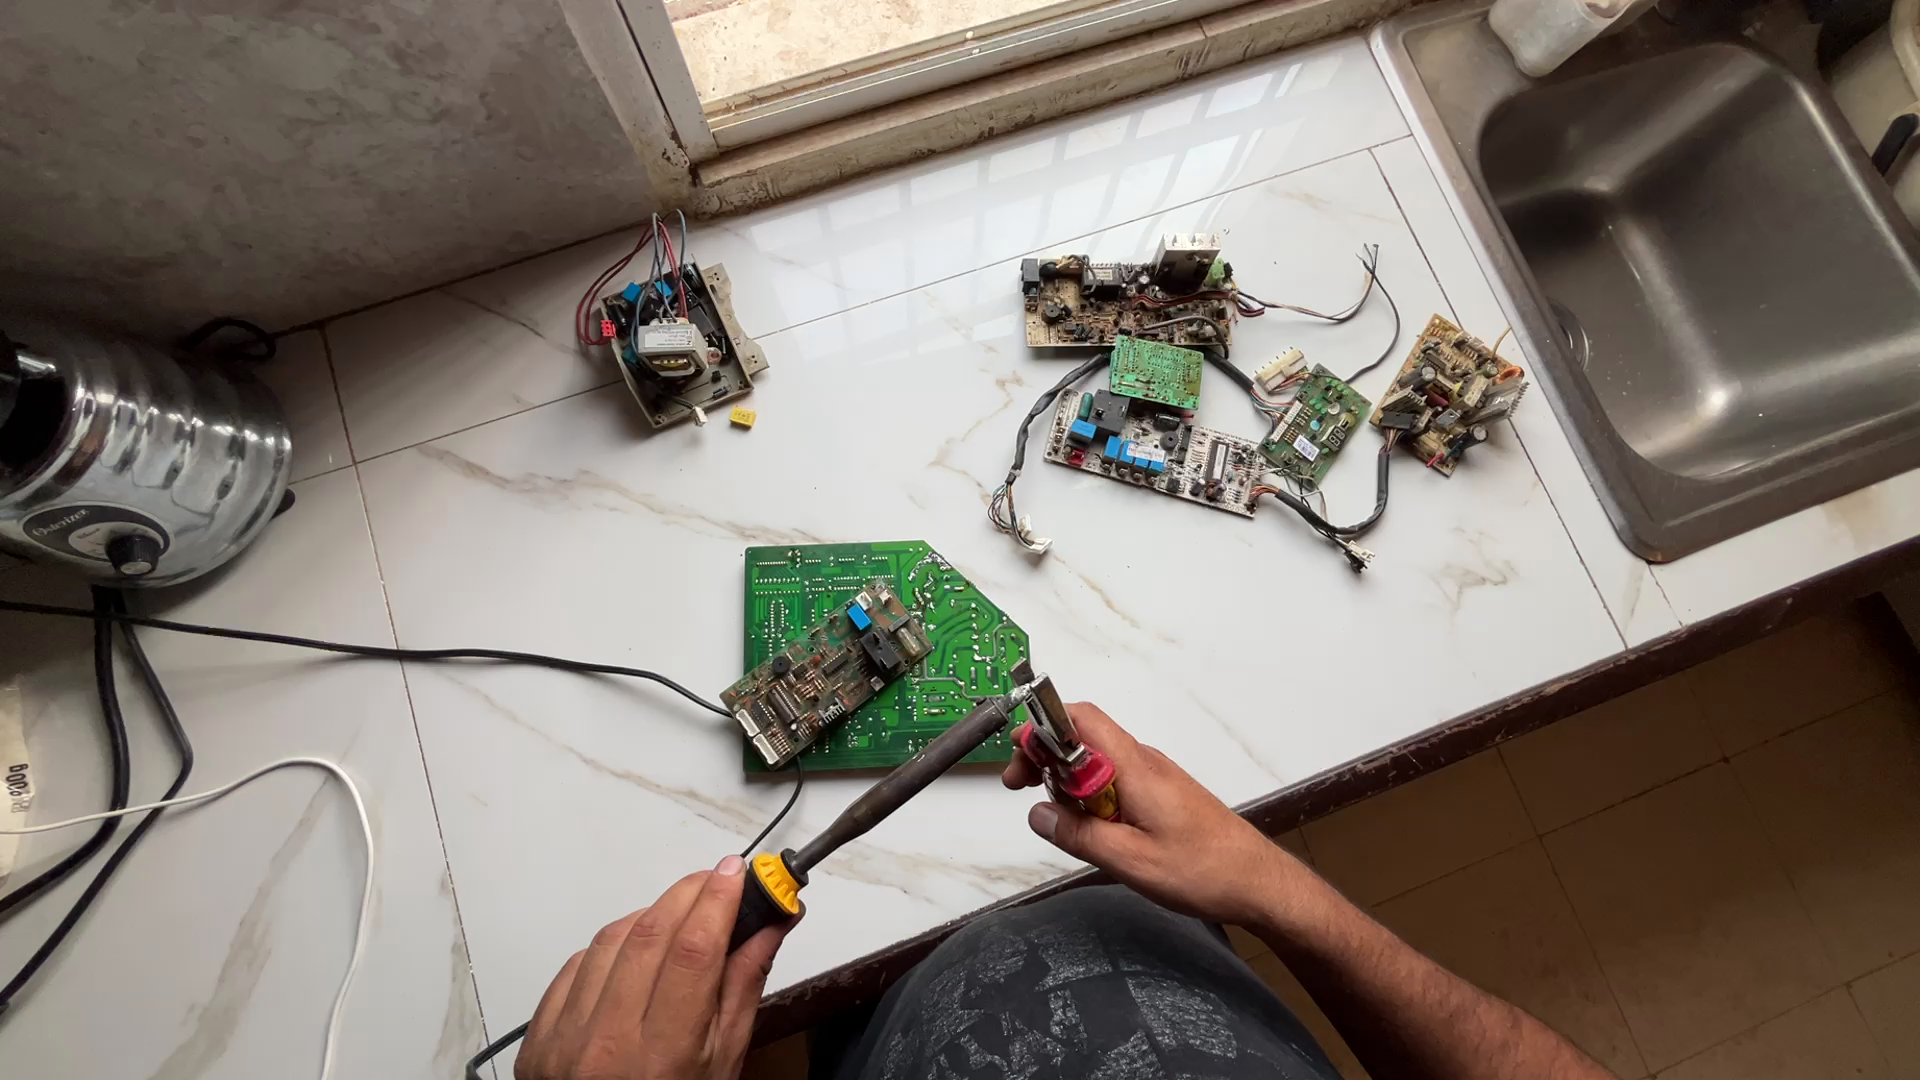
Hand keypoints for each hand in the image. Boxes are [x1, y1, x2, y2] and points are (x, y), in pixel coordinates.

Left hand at [517, 856, 793, 1079]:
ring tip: (682, 913)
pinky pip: (577, 964)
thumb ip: (745, 985)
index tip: (737, 869)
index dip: (719, 900)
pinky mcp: (538, 1038)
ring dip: (655, 911)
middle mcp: (606, 1043)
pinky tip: (636, 948)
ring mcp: (563, 1039)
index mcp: (663, 1055)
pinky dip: (613, 942)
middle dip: (691, 891)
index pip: (693, 952)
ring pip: (613, 939)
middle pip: (652, 933)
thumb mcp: (724, 1061)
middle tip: (718, 878)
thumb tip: (774, 919)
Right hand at [1003, 702, 1305, 926]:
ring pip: (1095, 759)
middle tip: (1022, 788)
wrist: (1259, 882)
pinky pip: (1113, 778)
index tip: (1020, 756)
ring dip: (1067, 778)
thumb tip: (1037, 814)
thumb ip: (1078, 835)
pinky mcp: (1158, 791)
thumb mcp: (1130, 860)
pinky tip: (1089, 824)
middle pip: (1082, 737)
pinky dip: (1089, 792)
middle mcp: (1141, 760)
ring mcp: (1151, 774)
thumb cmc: (1202, 870)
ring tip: (1056, 815)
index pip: (1082, 718)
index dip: (1044, 727)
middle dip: (1045, 755)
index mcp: (1133, 765)